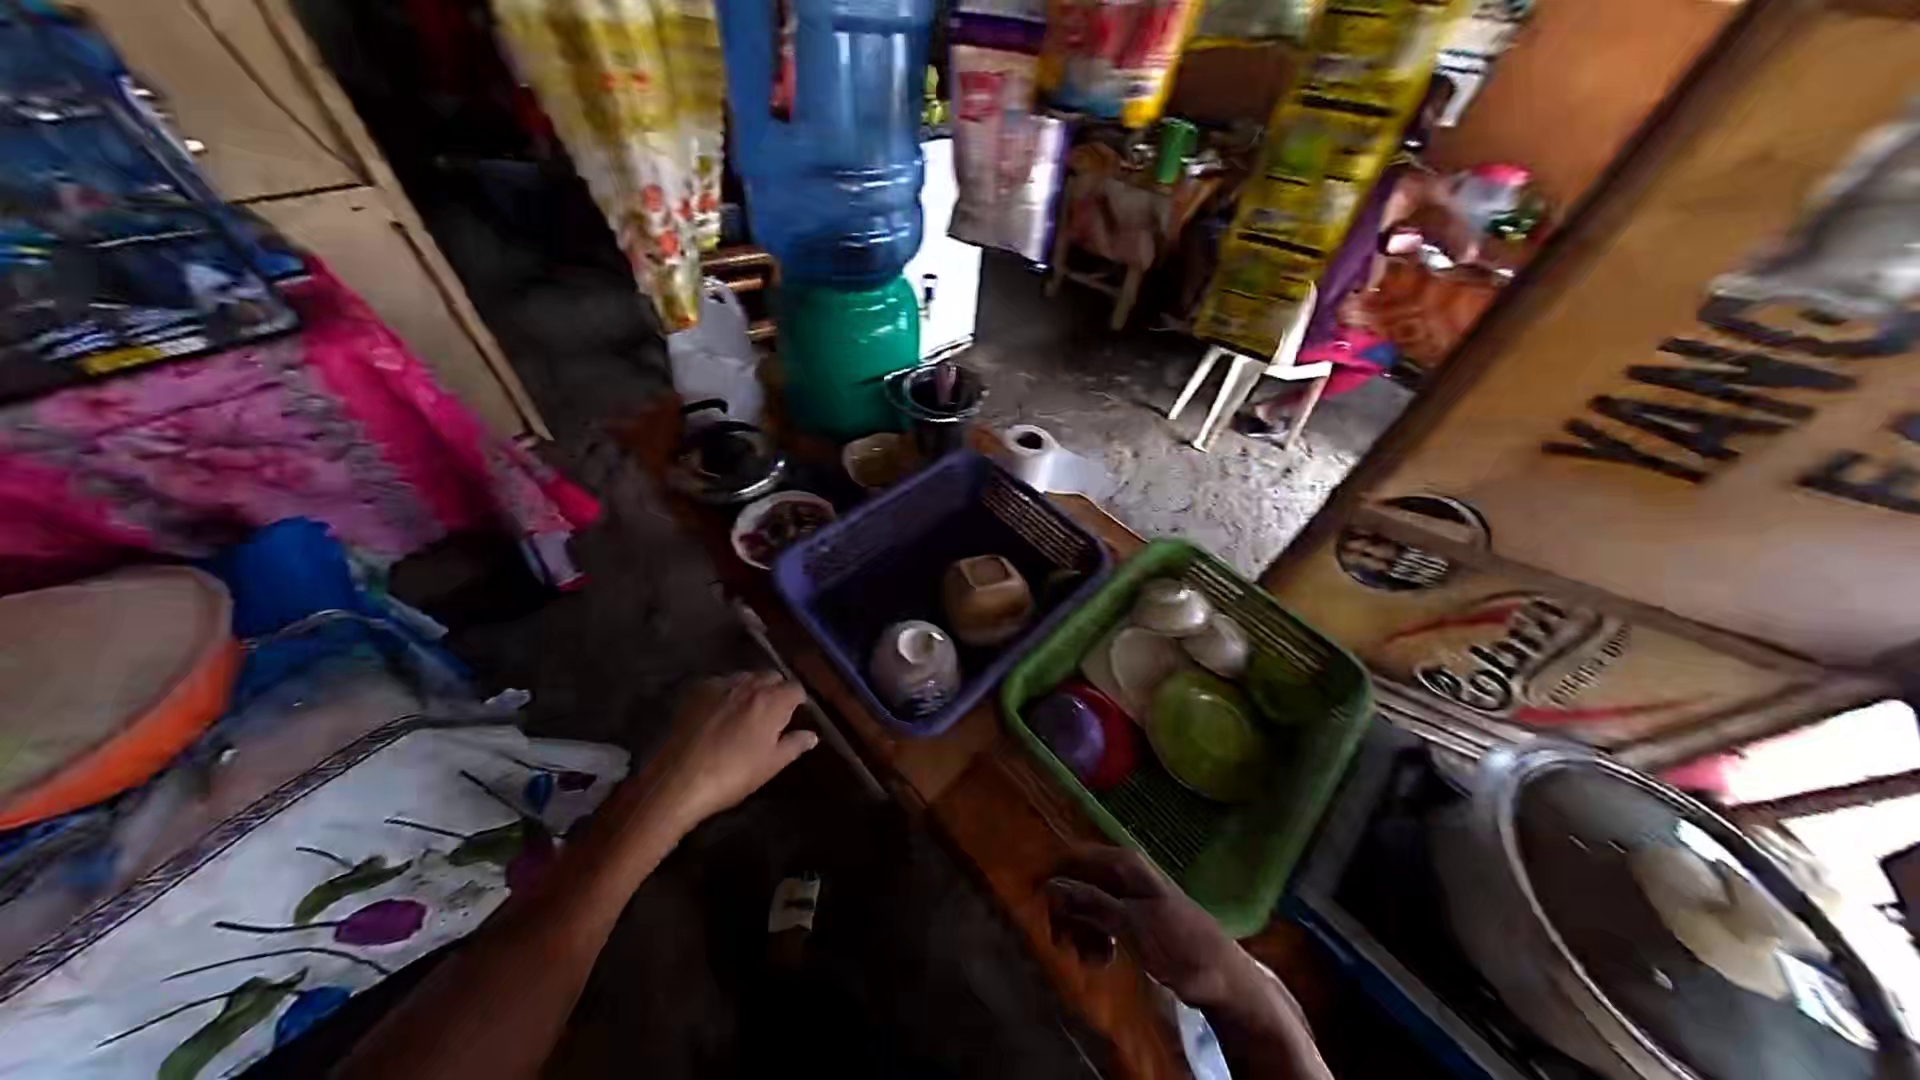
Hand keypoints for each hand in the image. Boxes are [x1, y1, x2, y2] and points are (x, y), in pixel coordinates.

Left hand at [641, 672, 817, 833]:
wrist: (678, 781)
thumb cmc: (733, 775)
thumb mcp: (771, 765)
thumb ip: (794, 745)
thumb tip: (812, 735)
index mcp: (772, 702)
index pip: (796, 688)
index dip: (798, 700)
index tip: (796, 713)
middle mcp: (749, 686)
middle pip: (771, 676)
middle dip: (777, 689)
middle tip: (773, 712)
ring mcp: (721, 686)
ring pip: (746, 676)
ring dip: (752, 687)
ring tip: (747, 709)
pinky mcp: (697, 692)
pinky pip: (720, 683)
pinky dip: (727, 691)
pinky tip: (719, 710)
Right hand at [1044, 846, 1256, 1008]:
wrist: (1224, 978)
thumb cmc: (1180, 945)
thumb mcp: (1131, 924)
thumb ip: (1091, 903)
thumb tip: (1051, 886)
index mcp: (1123, 865)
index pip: (1074, 857)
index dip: (1050, 874)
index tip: (1030, 899)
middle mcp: (1123, 873)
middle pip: (1076, 883)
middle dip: (1066, 912)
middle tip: (1062, 945)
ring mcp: (1128, 896)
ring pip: (1086, 904)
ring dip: (1079, 930)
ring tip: (1089, 960)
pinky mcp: (1133, 918)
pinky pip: (1100, 920)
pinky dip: (1094, 938)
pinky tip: (1102, 959)